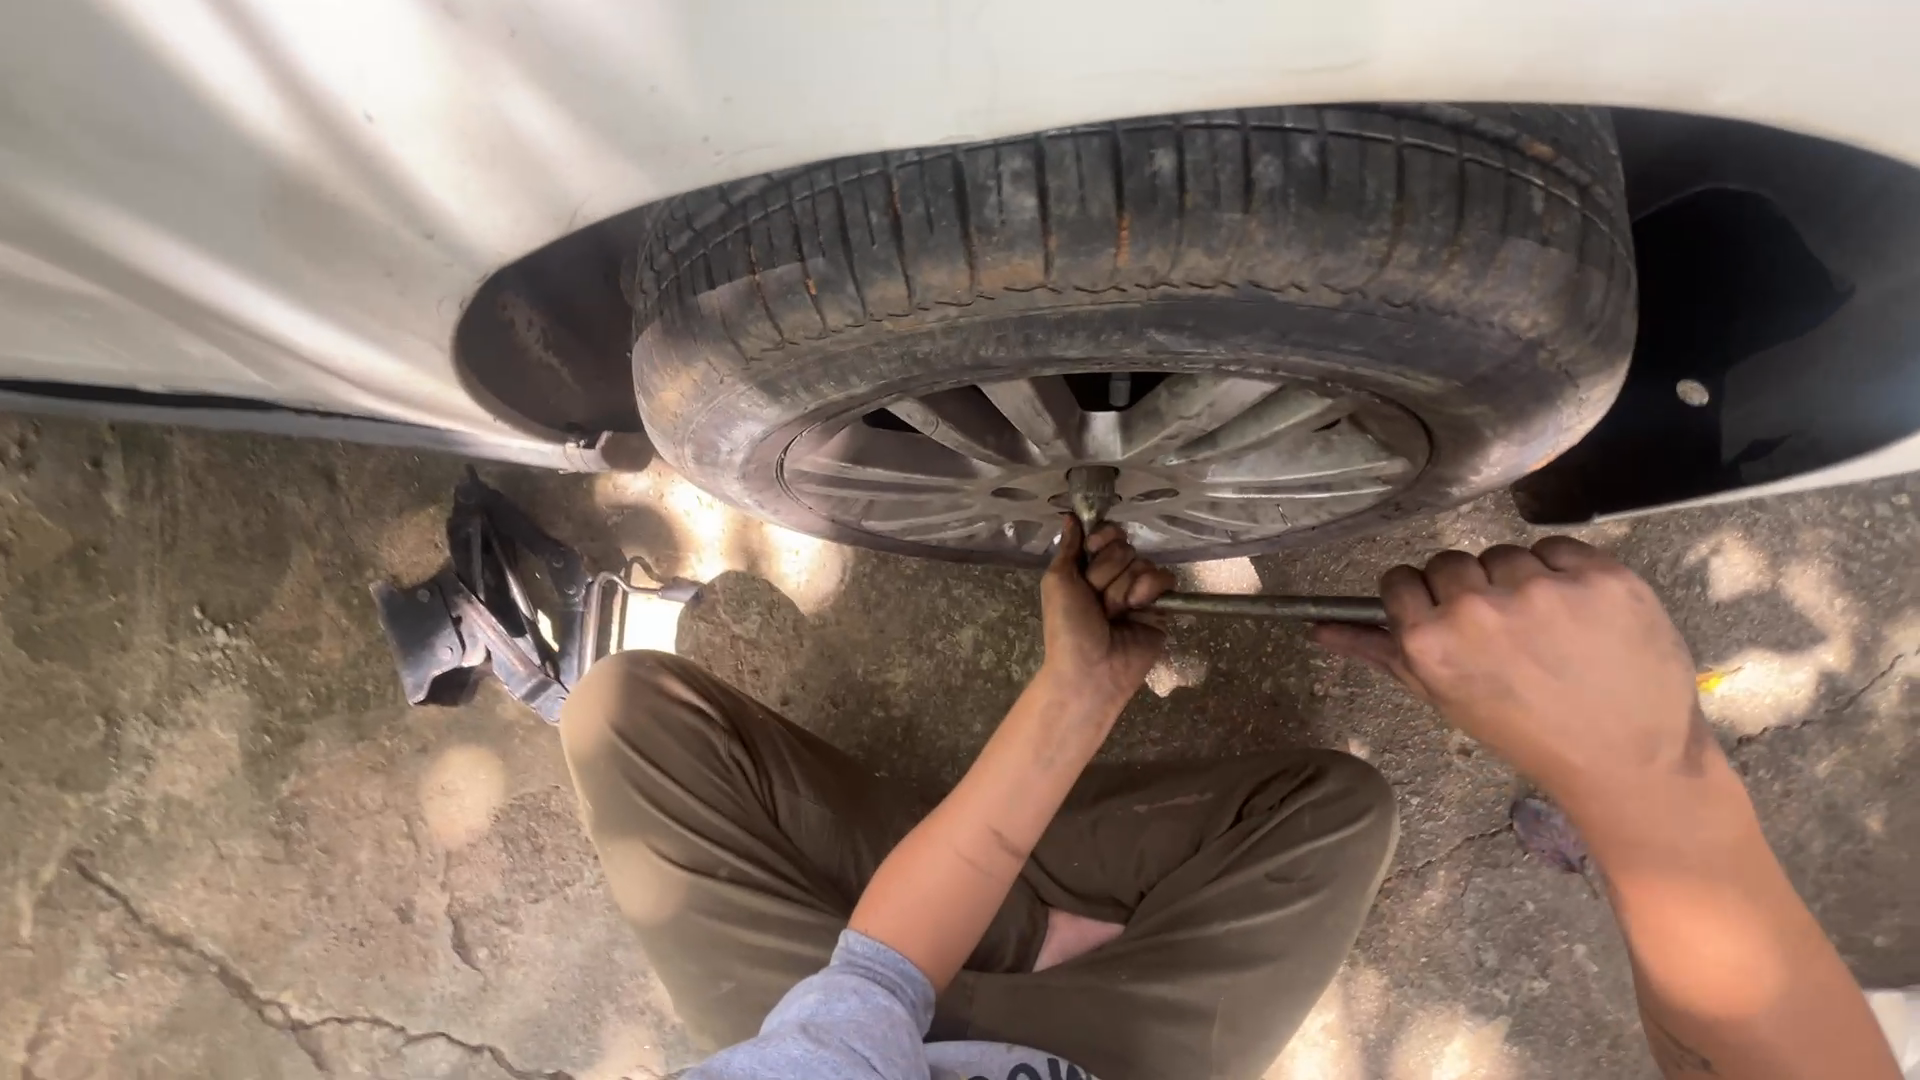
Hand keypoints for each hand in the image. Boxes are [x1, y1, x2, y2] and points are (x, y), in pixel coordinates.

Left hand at [1039, 516, 1175, 711]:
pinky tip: (1136, 609)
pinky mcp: (1160, 607)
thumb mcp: (1057, 582)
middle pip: (1124, 548)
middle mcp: (1115, 577)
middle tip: (1096, 601)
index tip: (1092, 550)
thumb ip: (1068, 548)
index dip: (1103, 538)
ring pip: (1142, 563)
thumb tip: (1069, 517)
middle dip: (1106, 573)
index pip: (1107, 534)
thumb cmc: (1067, 627)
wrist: (1090, 669)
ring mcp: (1139, 591)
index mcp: (1089, 569)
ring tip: (1113, 615)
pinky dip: (1149, 590)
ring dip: (1122, 589)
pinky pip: (1165, 579)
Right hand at [1310, 537, 1711, 813]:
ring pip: (1502, 553)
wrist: (1625, 756)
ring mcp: (1540, 588)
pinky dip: (1562, 570)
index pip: (1398, 579)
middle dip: (1465, 588)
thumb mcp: (1438, 694)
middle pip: (1447, 562)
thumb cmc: (1519, 728)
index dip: (1418, 597)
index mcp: (1429, 640)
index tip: (1440, 616)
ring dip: (1514, 579)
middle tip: (1497, 627)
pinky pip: (1556, 547)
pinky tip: (1575, 609)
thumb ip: (1377, 653)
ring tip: (1542, 622)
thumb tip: (1316, 630)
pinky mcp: (1600, 576)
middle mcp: (1475, 608)